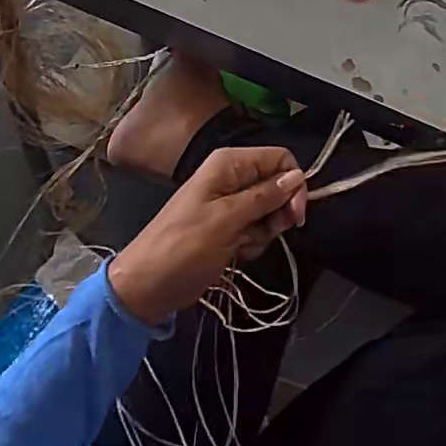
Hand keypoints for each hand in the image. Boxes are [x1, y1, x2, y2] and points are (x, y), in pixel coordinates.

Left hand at [108, 147, 307, 323]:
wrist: (147, 286)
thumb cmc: (183, 247)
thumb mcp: (227, 220)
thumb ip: (265, 196)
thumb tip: (298, 176)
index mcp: (229, 164)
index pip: (280, 159)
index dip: (293, 184)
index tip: (295, 216)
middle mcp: (232, 177)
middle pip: (278, 184)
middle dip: (278, 212)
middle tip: (268, 232)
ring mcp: (230, 202)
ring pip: (270, 210)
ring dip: (263, 232)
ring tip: (240, 245)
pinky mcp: (229, 225)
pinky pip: (256, 228)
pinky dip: (252, 242)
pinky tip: (235, 252)